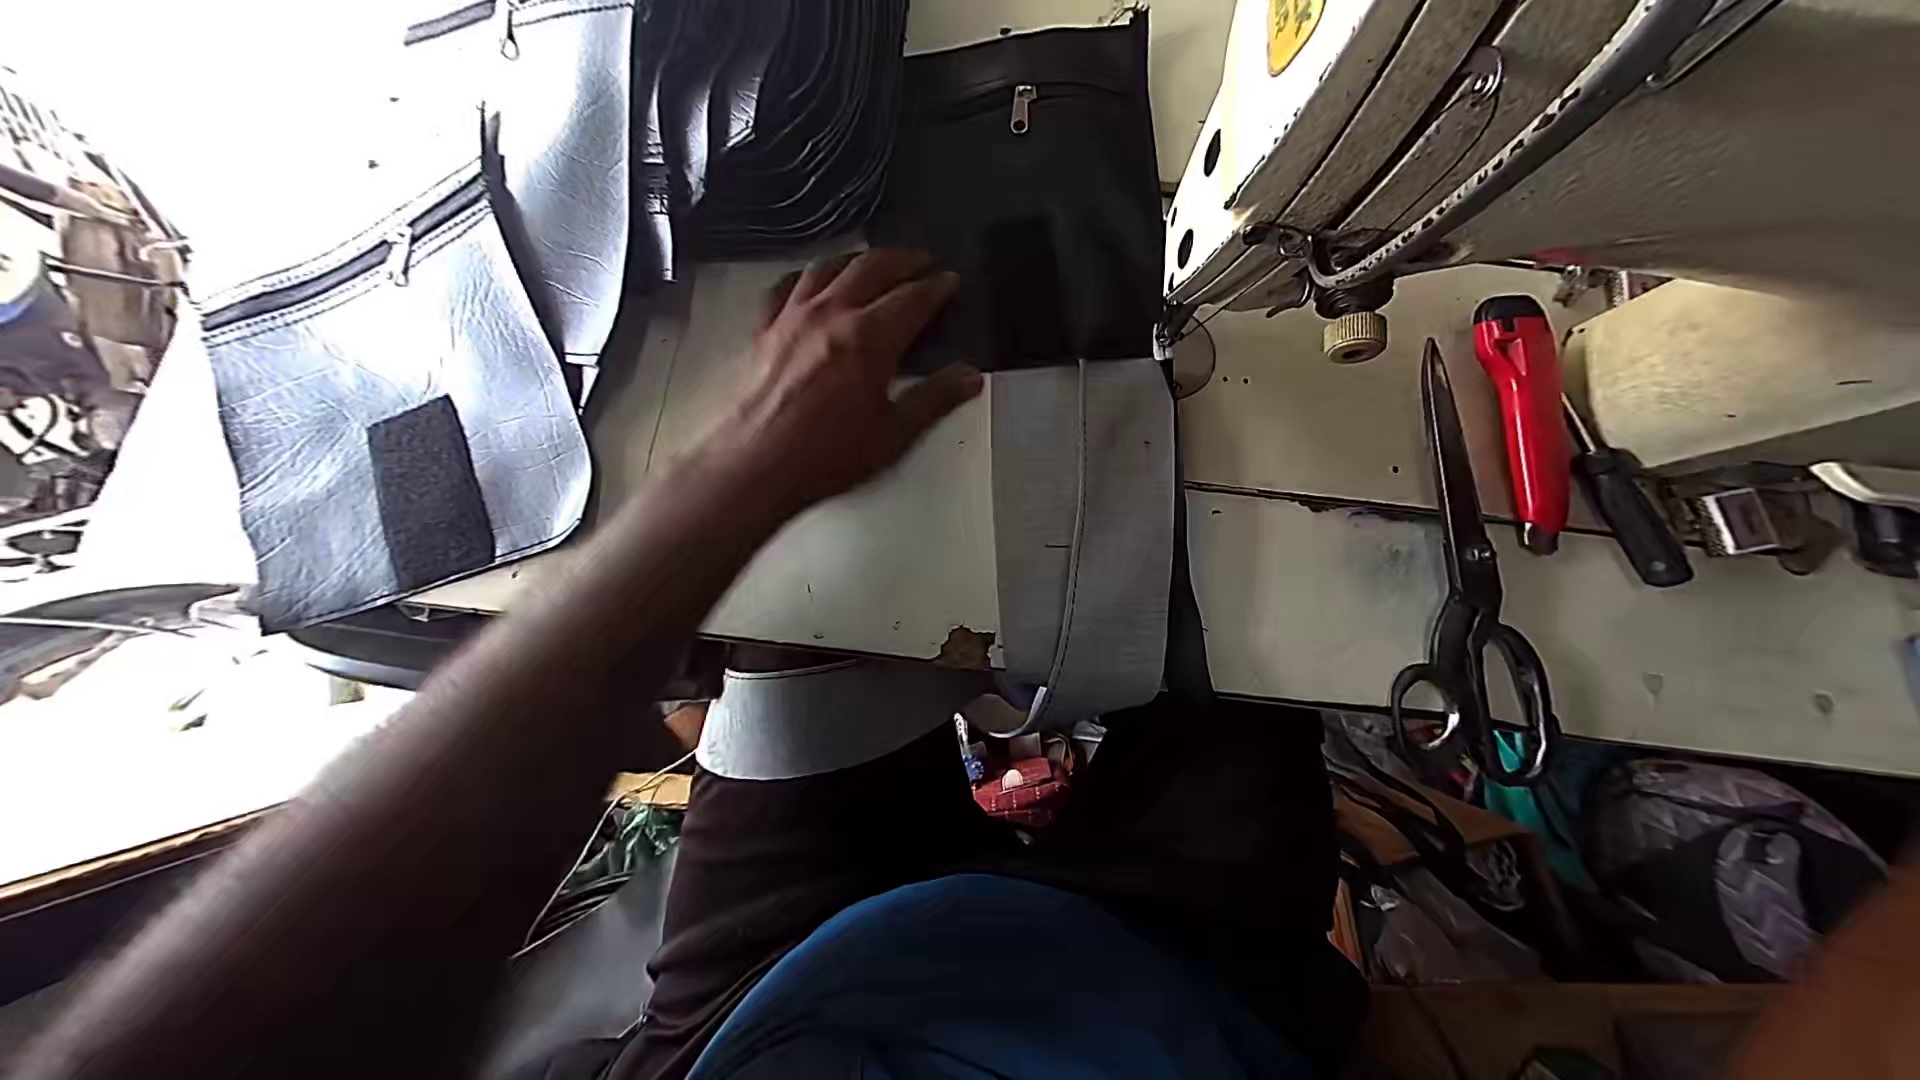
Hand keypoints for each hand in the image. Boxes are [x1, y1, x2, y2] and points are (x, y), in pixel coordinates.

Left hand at [698, 248, 981, 512]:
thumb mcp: (893, 434)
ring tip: (873, 262)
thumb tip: (969, 377)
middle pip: (873, 267)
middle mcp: (830, 314)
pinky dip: (806, 277)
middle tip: (921, 260)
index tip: (949, 280)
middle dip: (903, 259)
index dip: (937, 286)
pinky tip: (811, 281)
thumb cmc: (824, 456)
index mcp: (869, 338)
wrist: (754, 466)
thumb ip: (934, 399)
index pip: (913, 298)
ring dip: (858, 258)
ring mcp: (792, 316)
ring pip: (829, 267)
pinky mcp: (764, 329)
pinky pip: (786, 287)